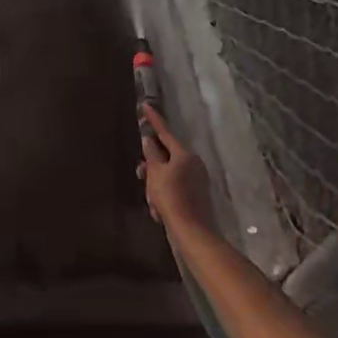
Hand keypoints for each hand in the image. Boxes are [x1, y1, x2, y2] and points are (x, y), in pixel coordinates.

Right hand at [136, 102, 215, 234]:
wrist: (192, 231)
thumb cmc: (171, 198)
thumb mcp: (156, 173)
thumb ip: (151, 154)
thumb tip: (149, 140)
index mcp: (185, 155)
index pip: (165, 132)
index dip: (154, 119)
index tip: (145, 105)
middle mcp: (193, 164)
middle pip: (165, 158)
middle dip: (151, 168)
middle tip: (141, 175)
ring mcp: (196, 180)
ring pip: (168, 176)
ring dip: (156, 186)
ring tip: (153, 204)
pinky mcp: (196, 196)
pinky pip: (174, 189)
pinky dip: (164, 197)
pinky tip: (159, 211)